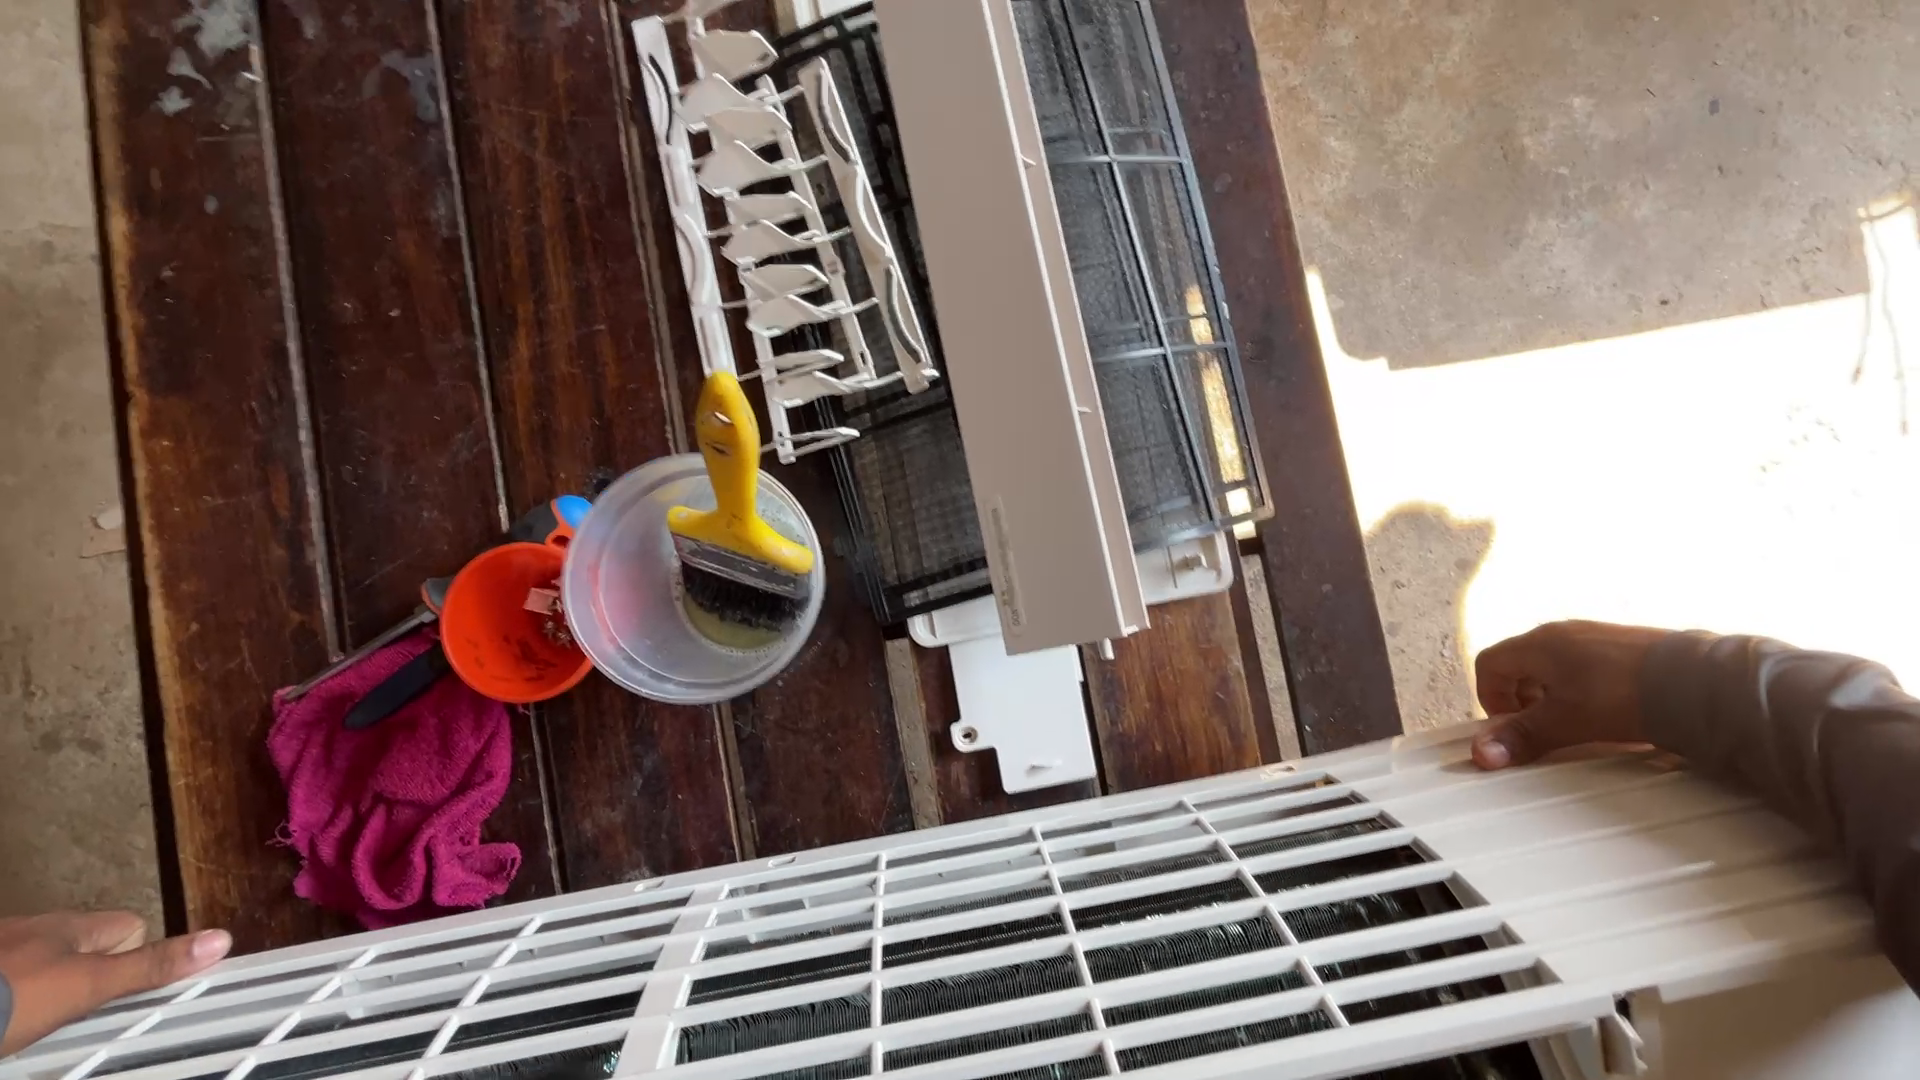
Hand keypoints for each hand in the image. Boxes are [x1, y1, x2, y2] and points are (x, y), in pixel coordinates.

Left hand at [0, 913, 230, 1054]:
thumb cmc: (4, 1001)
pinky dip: (3, 994)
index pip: (128, 925)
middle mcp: (29, 928)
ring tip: (15, 1023)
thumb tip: (224, 938)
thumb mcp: (81, 989)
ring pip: (29, 963)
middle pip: (79, 943)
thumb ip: (147, 967)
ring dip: (30, 985)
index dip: (130, 957)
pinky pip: (3, 975)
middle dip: (79, 972)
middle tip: (64, 1014)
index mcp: (68, 926)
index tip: (115, 993)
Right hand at [1471, 621, 1669, 769]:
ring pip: (1557, 666)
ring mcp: (1598, 634)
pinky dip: (1587, 689)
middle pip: (1521, 665)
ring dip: (1556, 696)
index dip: (1490, 696)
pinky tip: (1613, 711)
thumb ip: (1522, 736)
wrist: (1706, 682)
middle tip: (1544, 728)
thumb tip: (1479, 755)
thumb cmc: (1621, 697)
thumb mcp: (1566, 722)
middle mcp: (1561, 632)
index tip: (1512, 725)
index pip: (1489, 664)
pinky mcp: (1630, 643)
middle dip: (1524, 700)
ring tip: (1580, 723)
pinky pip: (1590, 665)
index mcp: (1536, 644)